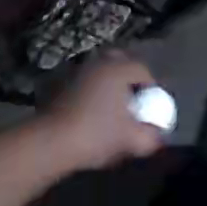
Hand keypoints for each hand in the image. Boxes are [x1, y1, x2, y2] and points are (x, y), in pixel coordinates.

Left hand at [40, 52, 167, 170]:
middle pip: (121, 62)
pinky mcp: (60, 85)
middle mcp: (99, 63)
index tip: (150, 107)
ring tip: (111, 109)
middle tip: (132, 100)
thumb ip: (150, 136)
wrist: (49, 143)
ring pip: (101, 72)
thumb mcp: (130, 139)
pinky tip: (91, 114)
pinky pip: (84, 83)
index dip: (151, 89)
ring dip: (109, 85)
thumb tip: (157, 135)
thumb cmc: (96, 134)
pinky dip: (91, 93)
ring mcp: (77, 72)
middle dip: (129, 78)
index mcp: (119, 68)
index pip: (143, 71)